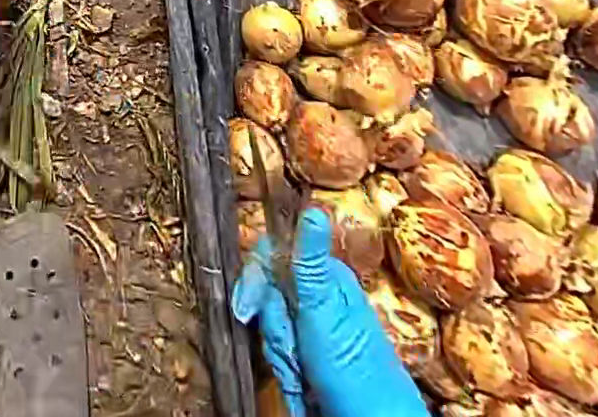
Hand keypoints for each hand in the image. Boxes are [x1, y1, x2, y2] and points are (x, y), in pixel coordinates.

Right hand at [231, 209, 428, 416]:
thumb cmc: (351, 365)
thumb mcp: (325, 307)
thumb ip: (311, 259)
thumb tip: (313, 208)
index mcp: (322, 274)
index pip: (269, 256)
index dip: (254, 281)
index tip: (246, 309)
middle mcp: (313, 296)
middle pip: (265, 295)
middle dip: (273, 329)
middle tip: (297, 353)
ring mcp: (308, 330)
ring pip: (267, 329)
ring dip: (280, 357)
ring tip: (305, 377)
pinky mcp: (304, 360)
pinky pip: (276, 358)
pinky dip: (286, 378)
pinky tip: (303, 390)